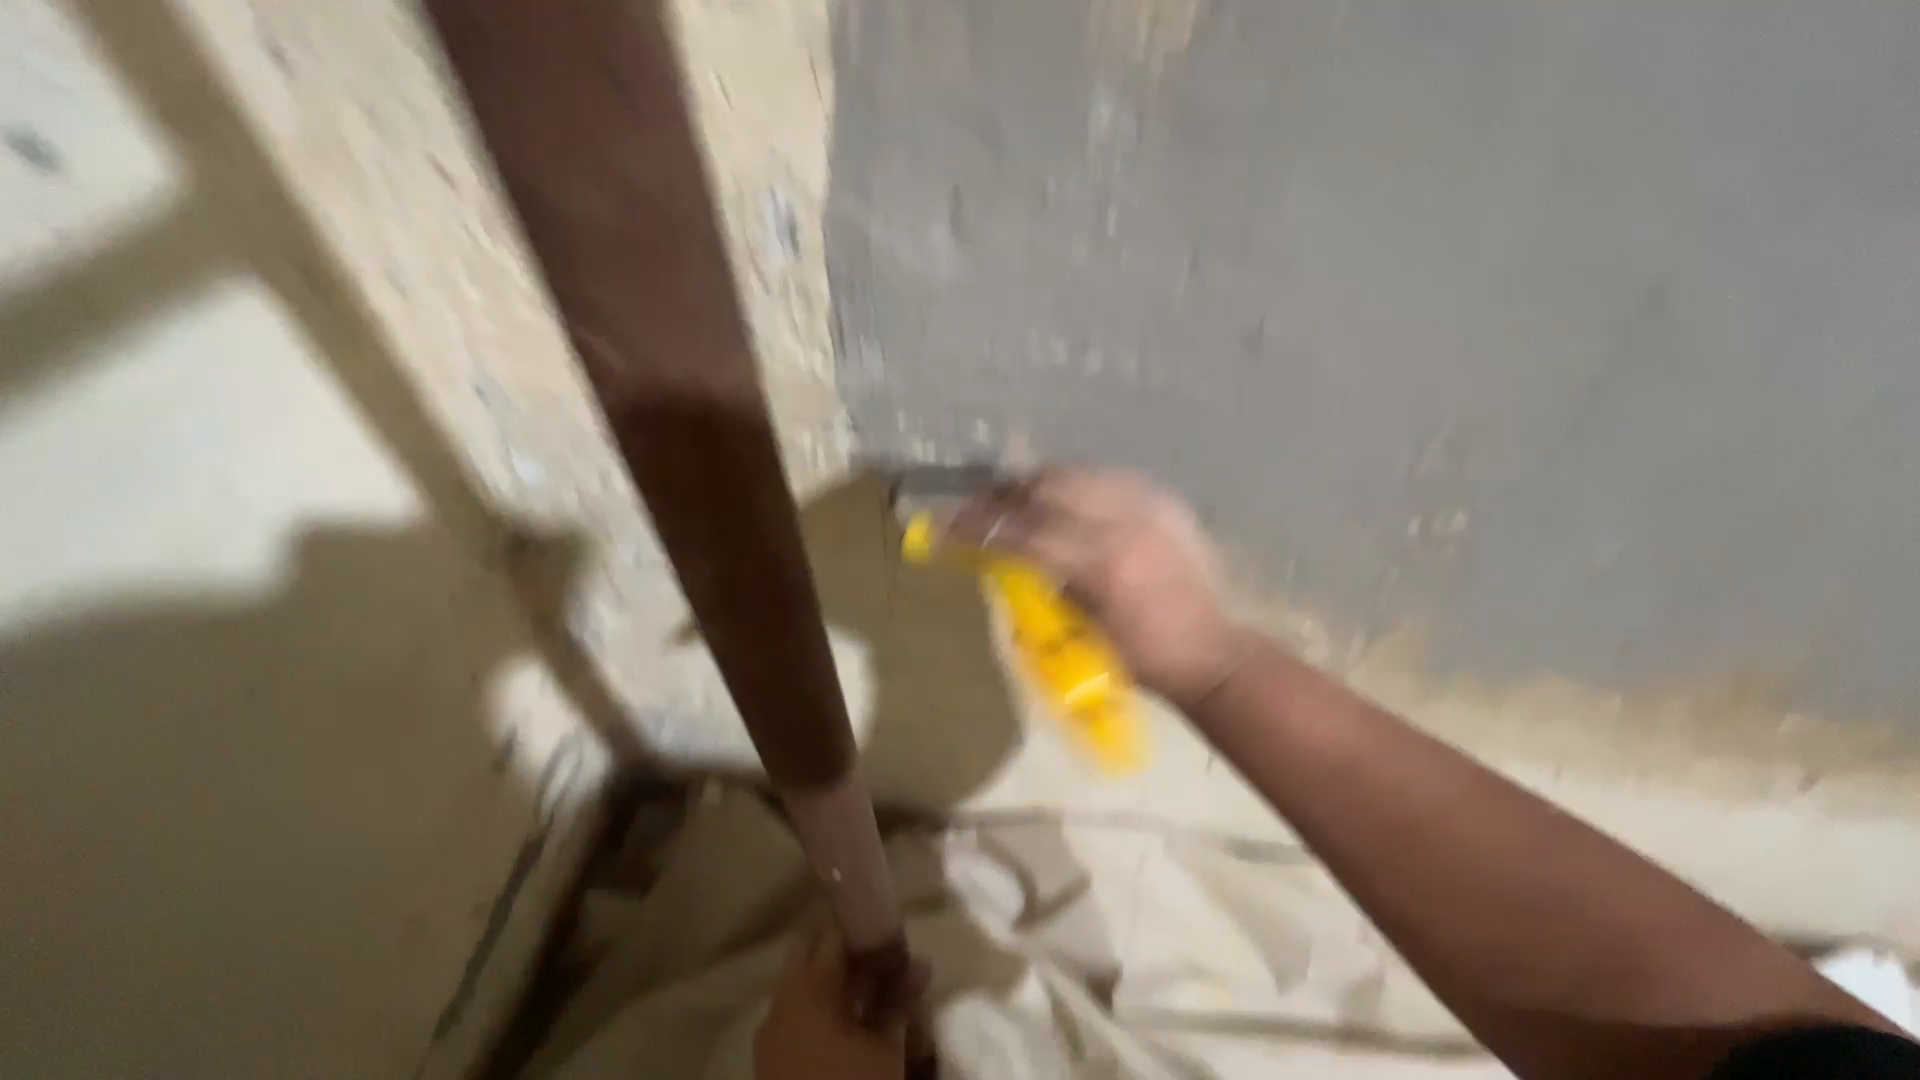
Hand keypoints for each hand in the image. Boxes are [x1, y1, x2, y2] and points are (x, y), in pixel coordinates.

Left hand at [754, 928, 905, 1079]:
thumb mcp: (886, 1049)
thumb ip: (898, 1000)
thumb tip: (919, 965)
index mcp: (807, 989)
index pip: (833, 934)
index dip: (863, 927)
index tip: (889, 929)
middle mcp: (781, 1002)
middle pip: (810, 952)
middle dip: (844, 949)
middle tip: (880, 958)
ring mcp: (770, 1033)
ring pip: (801, 984)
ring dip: (834, 981)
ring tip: (873, 992)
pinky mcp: (770, 1061)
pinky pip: (796, 1016)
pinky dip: (822, 1009)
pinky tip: (851, 1024)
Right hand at [947, 467, 1251, 707]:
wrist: (1211, 653)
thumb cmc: (1141, 660)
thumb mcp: (1080, 632)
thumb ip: (1042, 584)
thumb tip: (1003, 554)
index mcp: (1102, 564)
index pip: (1023, 530)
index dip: (977, 525)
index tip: (942, 526)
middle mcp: (1126, 522)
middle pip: (1048, 485)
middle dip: (1005, 495)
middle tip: (979, 510)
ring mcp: (1150, 505)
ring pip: (1077, 473)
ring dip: (1039, 486)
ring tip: (1018, 503)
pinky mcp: (1166, 501)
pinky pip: (1108, 478)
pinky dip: (1077, 487)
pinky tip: (1066, 504)